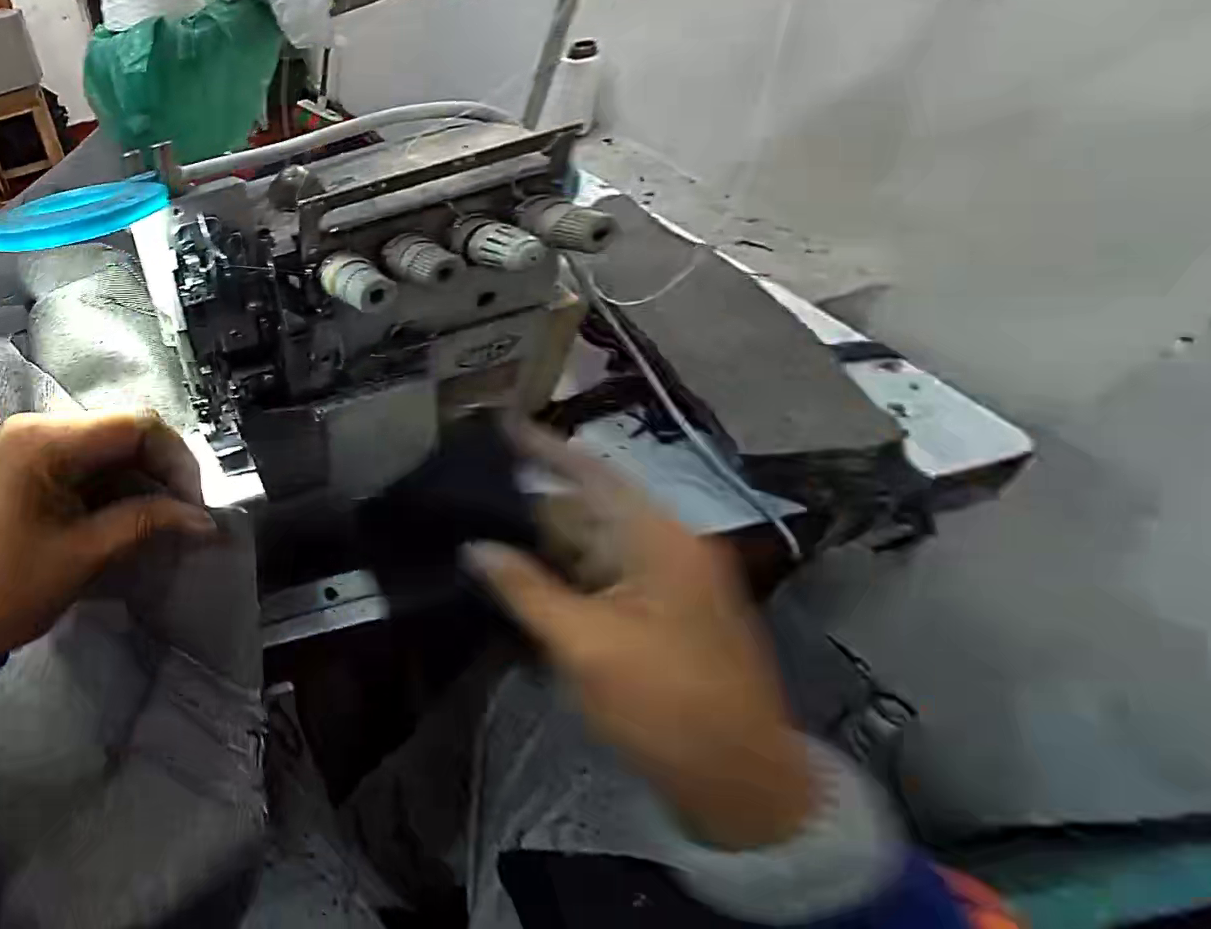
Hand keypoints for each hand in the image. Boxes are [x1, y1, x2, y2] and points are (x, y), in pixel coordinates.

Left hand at [0, 410, 215, 663]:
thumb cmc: (7, 590)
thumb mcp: (86, 554)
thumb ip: (148, 522)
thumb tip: (206, 519)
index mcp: (44, 441)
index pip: (135, 425)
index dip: (176, 459)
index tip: (196, 503)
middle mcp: (38, 428)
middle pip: (125, 432)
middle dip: (163, 470)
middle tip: (188, 514)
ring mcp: (32, 445)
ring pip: (112, 448)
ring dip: (145, 480)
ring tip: (168, 519)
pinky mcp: (32, 465)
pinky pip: (91, 463)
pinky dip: (119, 487)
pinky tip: (137, 515)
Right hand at [463, 422, 813, 850]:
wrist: (740, 784)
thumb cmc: (667, 705)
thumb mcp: (587, 645)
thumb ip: (527, 589)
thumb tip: (474, 548)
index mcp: (659, 540)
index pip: (595, 474)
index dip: (546, 448)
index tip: (501, 425)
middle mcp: (662, 547)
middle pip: (586, 508)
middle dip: (530, 502)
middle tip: (470, 493)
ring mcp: (659, 580)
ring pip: (586, 543)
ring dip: (539, 541)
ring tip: (480, 529)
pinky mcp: (652, 610)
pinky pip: (594, 575)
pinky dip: (556, 573)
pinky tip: (517, 577)